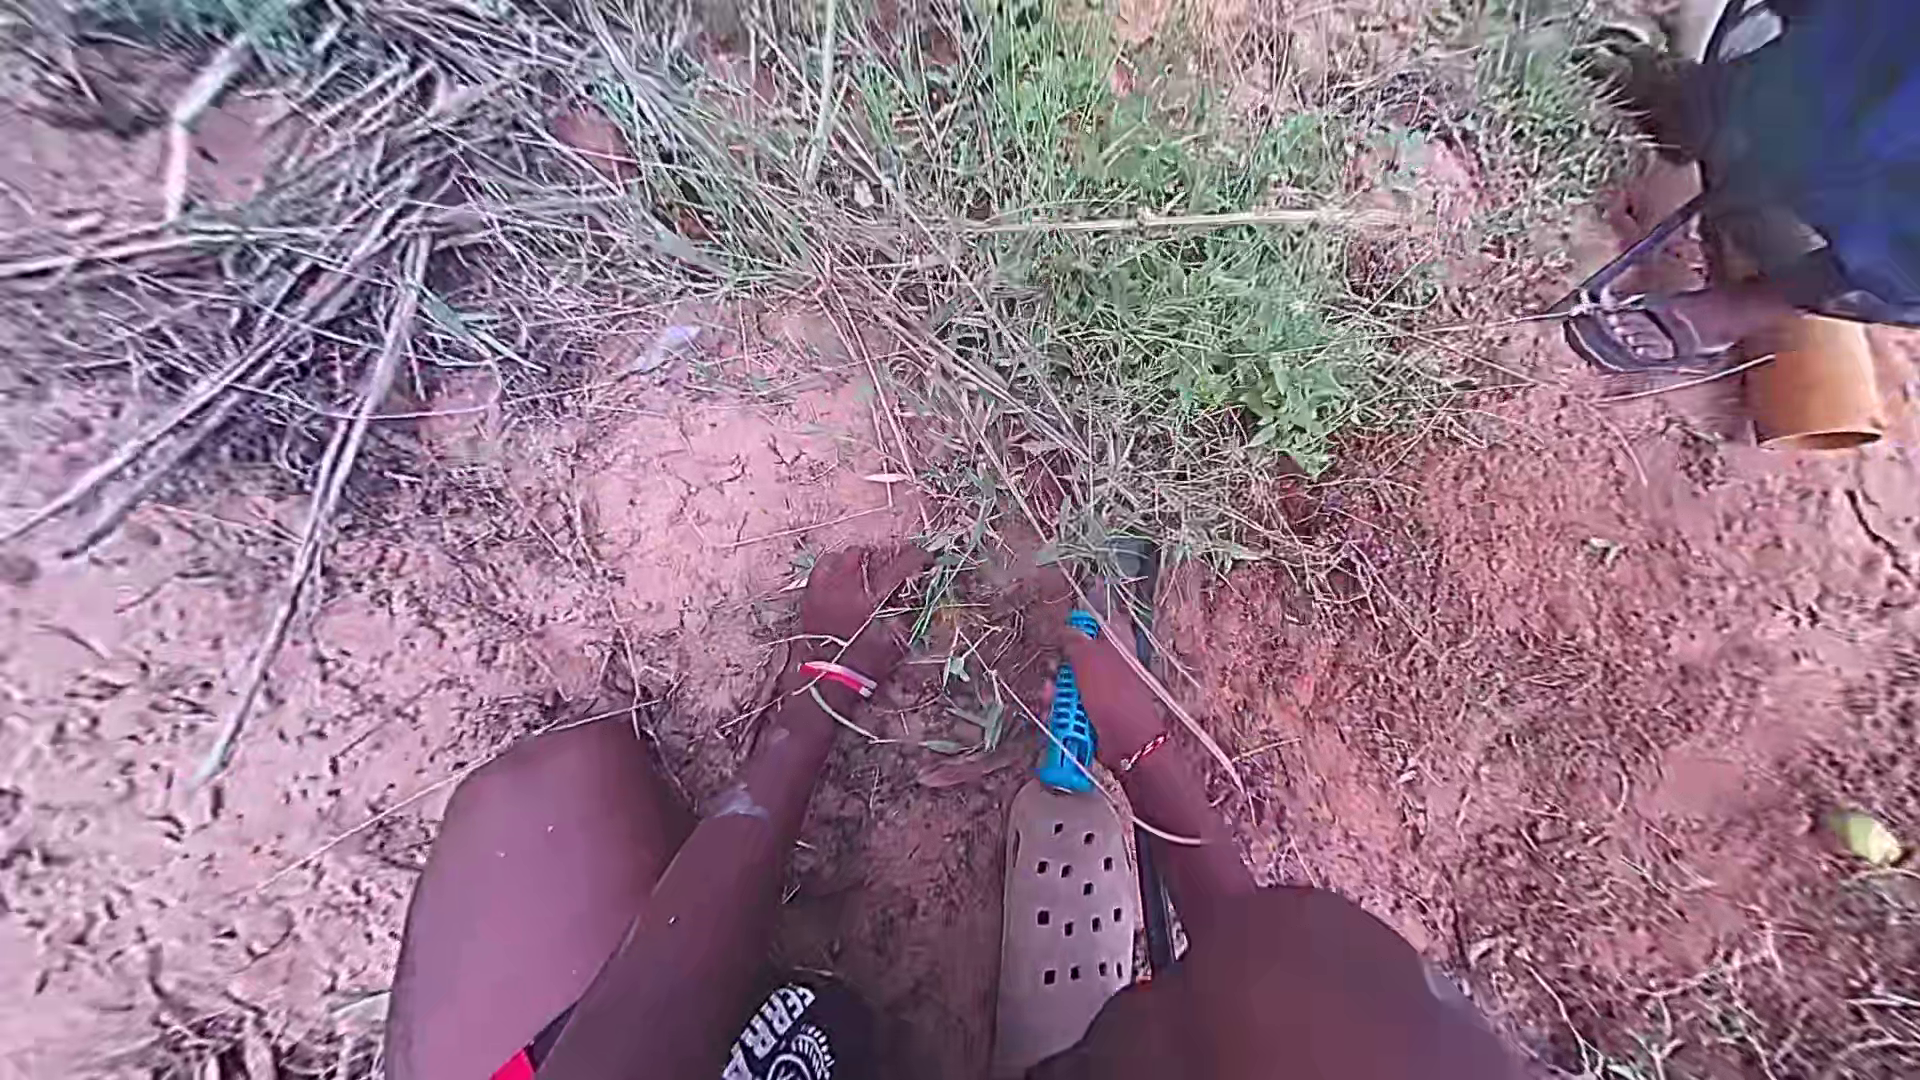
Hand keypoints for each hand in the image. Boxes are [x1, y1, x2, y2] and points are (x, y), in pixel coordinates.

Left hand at [788, 545, 926, 689]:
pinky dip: (835, 566)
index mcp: (869, 599)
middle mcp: (845, 587)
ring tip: (869, 567)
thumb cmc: (862, 667)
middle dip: (887, 555)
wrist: (824, 683)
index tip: (927, 559)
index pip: (897, 566)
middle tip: (898, 563)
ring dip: (860, 558)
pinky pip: (822, 568)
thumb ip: (906, 618)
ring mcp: (823, 589)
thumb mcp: (894, 644)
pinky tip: (843, 577)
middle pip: (869, 554)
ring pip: (842, 556)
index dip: (916, 557)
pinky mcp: (809, 596)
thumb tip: (913, 597)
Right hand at [1058, 608, 1167, 770]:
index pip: (1093, 633)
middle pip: (1074, 662)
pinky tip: (1053, 714)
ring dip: (1055, 694)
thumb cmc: (1113, 697)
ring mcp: (1100, 696)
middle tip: (1053, 674)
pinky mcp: (1091, 717)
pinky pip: (1068, 709)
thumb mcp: (1090, 660)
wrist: (1127, 743)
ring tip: (1051, 699)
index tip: (1060, 637)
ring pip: (1069, 688)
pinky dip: (1058, 712)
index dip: (1075, 632)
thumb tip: (1066, 628)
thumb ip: (1076, 642)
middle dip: (1059, 670)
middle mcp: (1108, 671)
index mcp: (1113, 651)